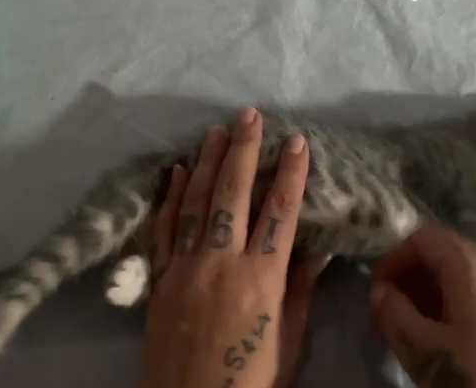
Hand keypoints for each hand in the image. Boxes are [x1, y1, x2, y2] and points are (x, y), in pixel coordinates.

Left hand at [141, 109, 311, 387]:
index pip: (279, 213)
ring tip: (216, 129)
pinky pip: (163, 229)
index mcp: (260, 281)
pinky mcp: (159, 281)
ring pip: (196, 202)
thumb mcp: (287, 343)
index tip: (297, 140)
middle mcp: (220, 265)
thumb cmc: (251, 383)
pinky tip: (176, 170)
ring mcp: (184, 270)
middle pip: (233, 195)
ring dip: (206, 162)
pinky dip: (170, 196)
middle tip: (249, 115)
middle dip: (242, 150)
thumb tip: (317, 246)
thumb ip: (299, 290)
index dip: (290, 174)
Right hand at [369, 226, 475, 387]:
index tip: (378, 295)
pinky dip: (465, 307)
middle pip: (445, 256)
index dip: (394, 261)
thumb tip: (380, 293)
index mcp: (469, 261)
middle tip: (392, 320)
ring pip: (468, 277)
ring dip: (438, 298)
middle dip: (414, 283)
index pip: (422, 239)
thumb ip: (396, 316)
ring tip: (421, 335)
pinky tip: (457, 343)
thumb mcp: (428, 352)